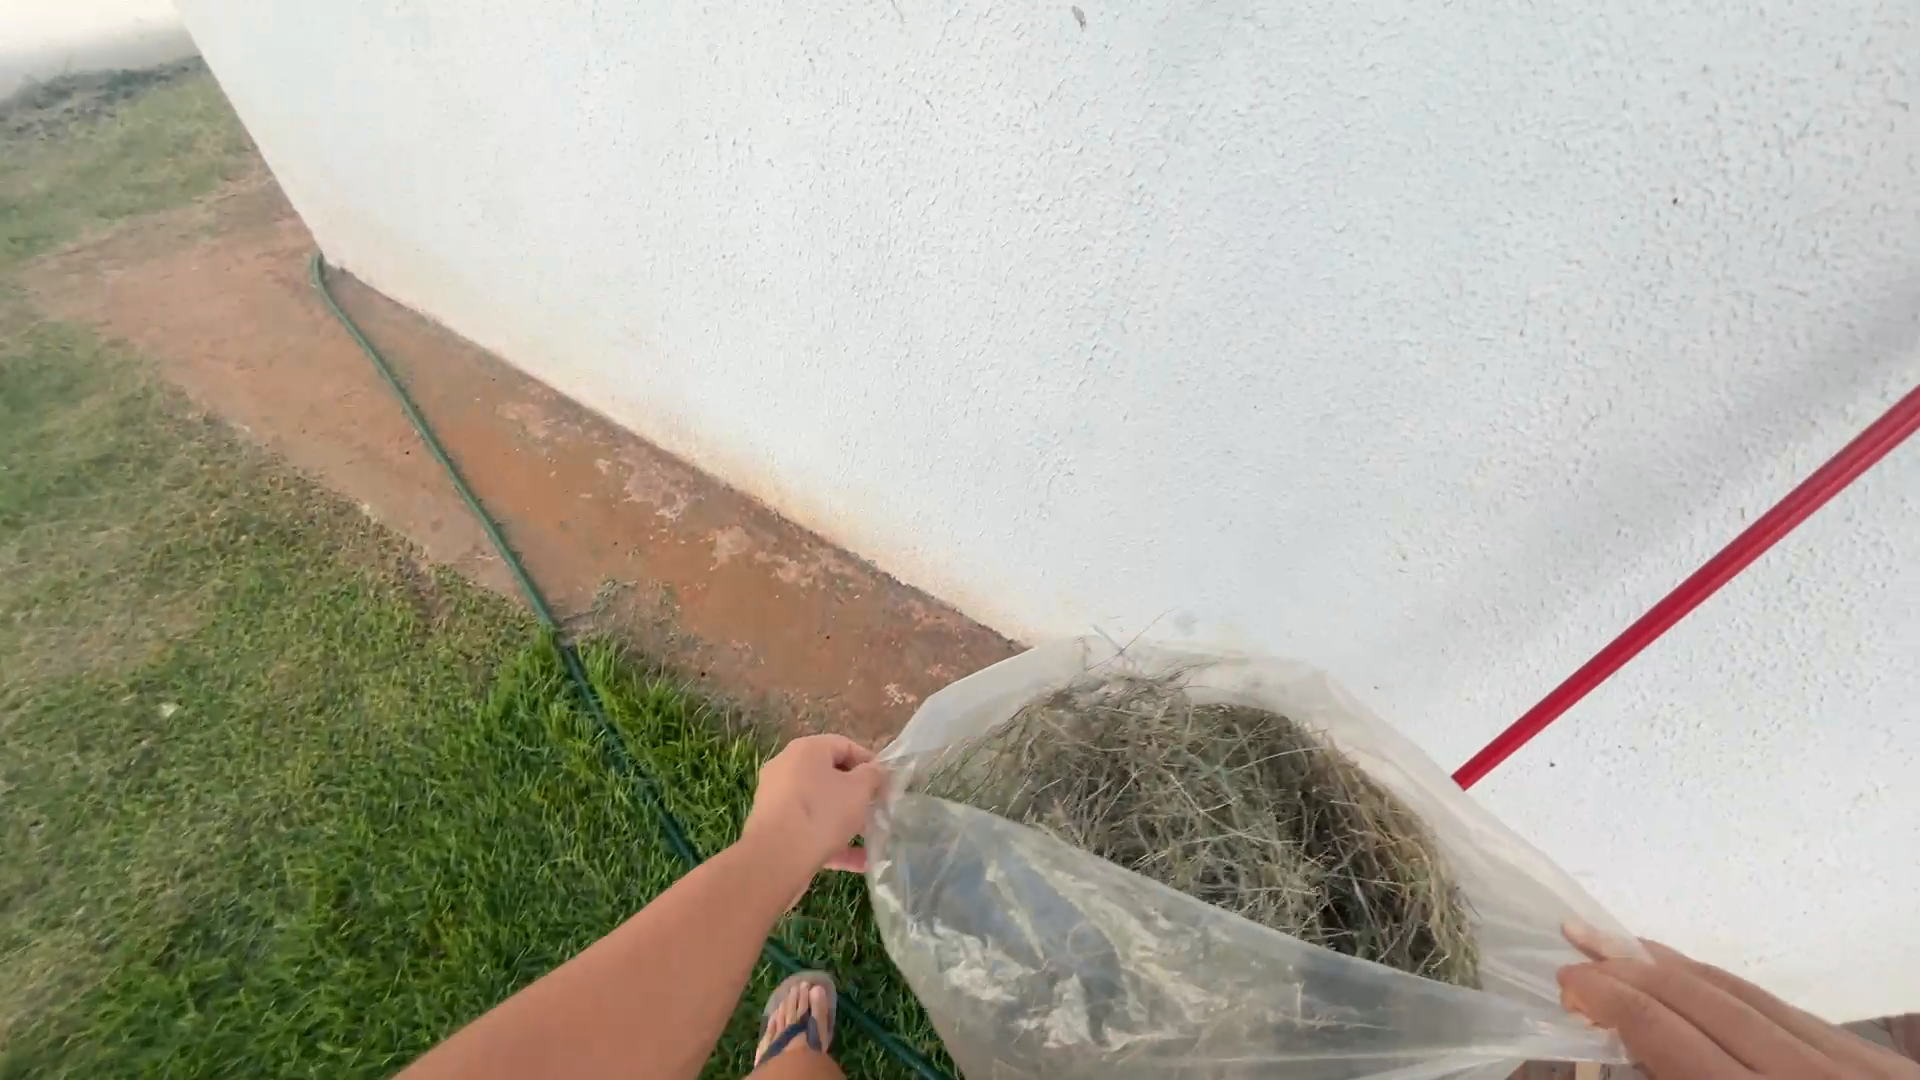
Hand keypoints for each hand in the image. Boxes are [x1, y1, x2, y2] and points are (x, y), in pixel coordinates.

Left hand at [740, 734, 885, 875]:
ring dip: (845, 819)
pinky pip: (808, 828)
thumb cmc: (822, 813)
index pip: (844, 745)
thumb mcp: (858, 790)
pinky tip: (858, 862)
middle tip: (876, 808)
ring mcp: (777, 798)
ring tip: (869, 837)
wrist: (775, 859)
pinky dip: (831, 841)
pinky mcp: (772, 828)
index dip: (869, 762)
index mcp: (806, 750)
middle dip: (856, 794)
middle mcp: (787, 768)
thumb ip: (872, 775)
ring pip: (819, 805)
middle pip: (829, 776)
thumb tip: (875, 770)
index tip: (885, 782)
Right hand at [1558, 921, 1917, 1079]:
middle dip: (1625, 965)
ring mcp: (1856, 1068)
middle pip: (1697, 998)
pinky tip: (1686, 972)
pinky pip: (1780, 1007)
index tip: (1568, 981)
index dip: (1608, 997)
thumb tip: (1618, 1038)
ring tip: (1609, 938)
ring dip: (1664, 961)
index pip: (1665, 1033)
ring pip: (1738, 991)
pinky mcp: (1882, 1064)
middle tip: (1572, 943)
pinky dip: (1719, 983)